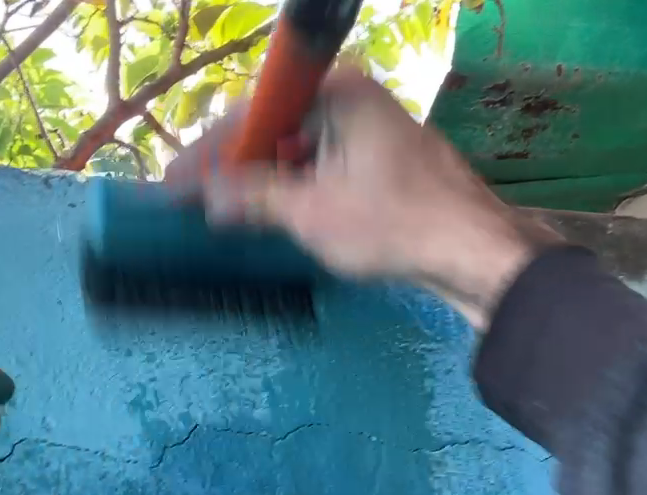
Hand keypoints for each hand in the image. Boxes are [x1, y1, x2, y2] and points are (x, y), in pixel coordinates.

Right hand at [171, 68, 557, 327]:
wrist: (470, 251)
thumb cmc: (392, 225)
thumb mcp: (312, 213)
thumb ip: (255, 198)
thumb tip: (209, 197)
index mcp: (336, 91)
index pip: (252, 112)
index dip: (209, 152)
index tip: (175, 184)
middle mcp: (355, 97)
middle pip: (276, 128)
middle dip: (236, 168)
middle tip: (199, 203)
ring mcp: (373, 128)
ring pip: (302, 150)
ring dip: (267, 183)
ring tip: (230, 216)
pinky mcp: (385, 160)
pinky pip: (327, 166)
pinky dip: (299, 189)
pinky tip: (279, 216)